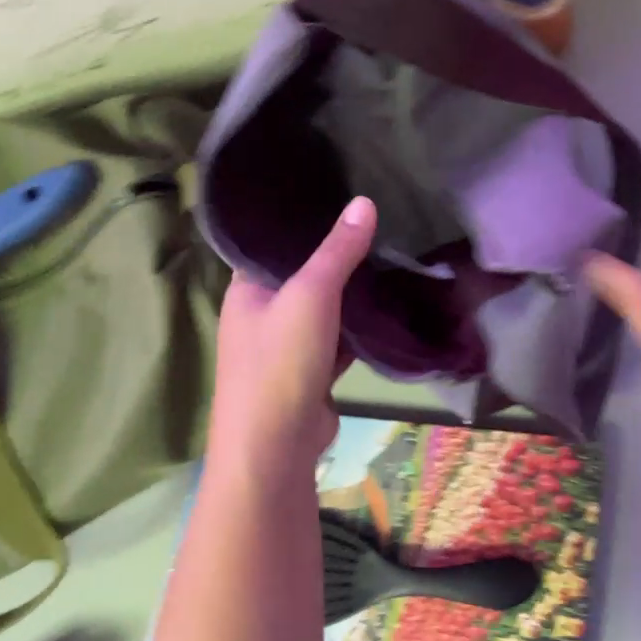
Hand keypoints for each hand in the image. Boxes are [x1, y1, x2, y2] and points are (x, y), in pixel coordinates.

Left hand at [206, 196, 377, 481]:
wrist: (275, 452)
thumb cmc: (279, 365)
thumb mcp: (311, 296)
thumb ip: (338, 251)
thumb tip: (364, 202)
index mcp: (246, 289)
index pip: (271, 241)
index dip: (301, 216)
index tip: (340, 189)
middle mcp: (262, 312)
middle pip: (303, 271)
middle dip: (338, 250)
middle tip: (380, 217)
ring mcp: (287, 343)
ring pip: (326, 304)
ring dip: (353, 288)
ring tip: (393, 250)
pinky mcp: (312, 369)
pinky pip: (340, 335)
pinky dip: (361, 323)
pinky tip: (391, 302)